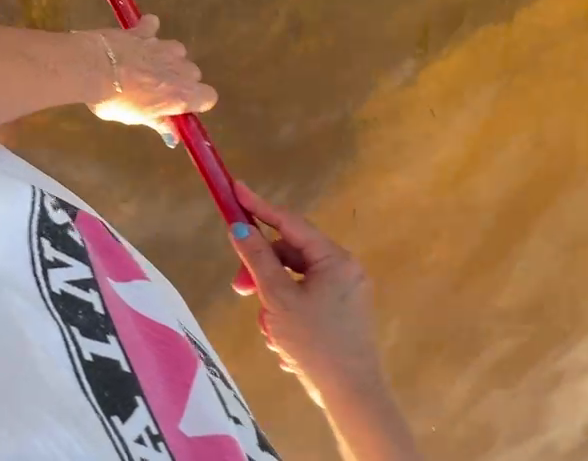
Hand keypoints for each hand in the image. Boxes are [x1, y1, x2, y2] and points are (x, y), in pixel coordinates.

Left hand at [83, 14, 217, 127]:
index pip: (209, 97)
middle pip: (192, 73)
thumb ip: (157, 121)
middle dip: (178, 79)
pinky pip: (152, 26)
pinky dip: (147, 30)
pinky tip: (135, 37)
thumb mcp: (135, 118)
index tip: (178, 105)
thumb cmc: (113, 100)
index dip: (195, 101)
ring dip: (164, 56)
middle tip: (154, 87)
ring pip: (176, 50)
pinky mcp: (143, 31)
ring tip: (142, 63)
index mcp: (181, 94)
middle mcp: (179, 68)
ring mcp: (162, 46)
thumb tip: (172, 134)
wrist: (90, 67)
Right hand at [226, 181, 384, 407]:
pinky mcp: (340, 314)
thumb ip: (256, 258)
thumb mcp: (278, 296)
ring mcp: (344, 293)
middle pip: (288, 253)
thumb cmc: (315, 342)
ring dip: (271, 296)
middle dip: (261, 270)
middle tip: (239, 289)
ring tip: (267, 326)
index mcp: (334, 260)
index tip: (234, 189)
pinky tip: (281, 338)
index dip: (258, 206)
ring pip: (292, 278)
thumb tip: (239, 227)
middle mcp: (343, 270)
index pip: (289, 222)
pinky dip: (285, 310)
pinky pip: (303, 297)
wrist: (352, 398)